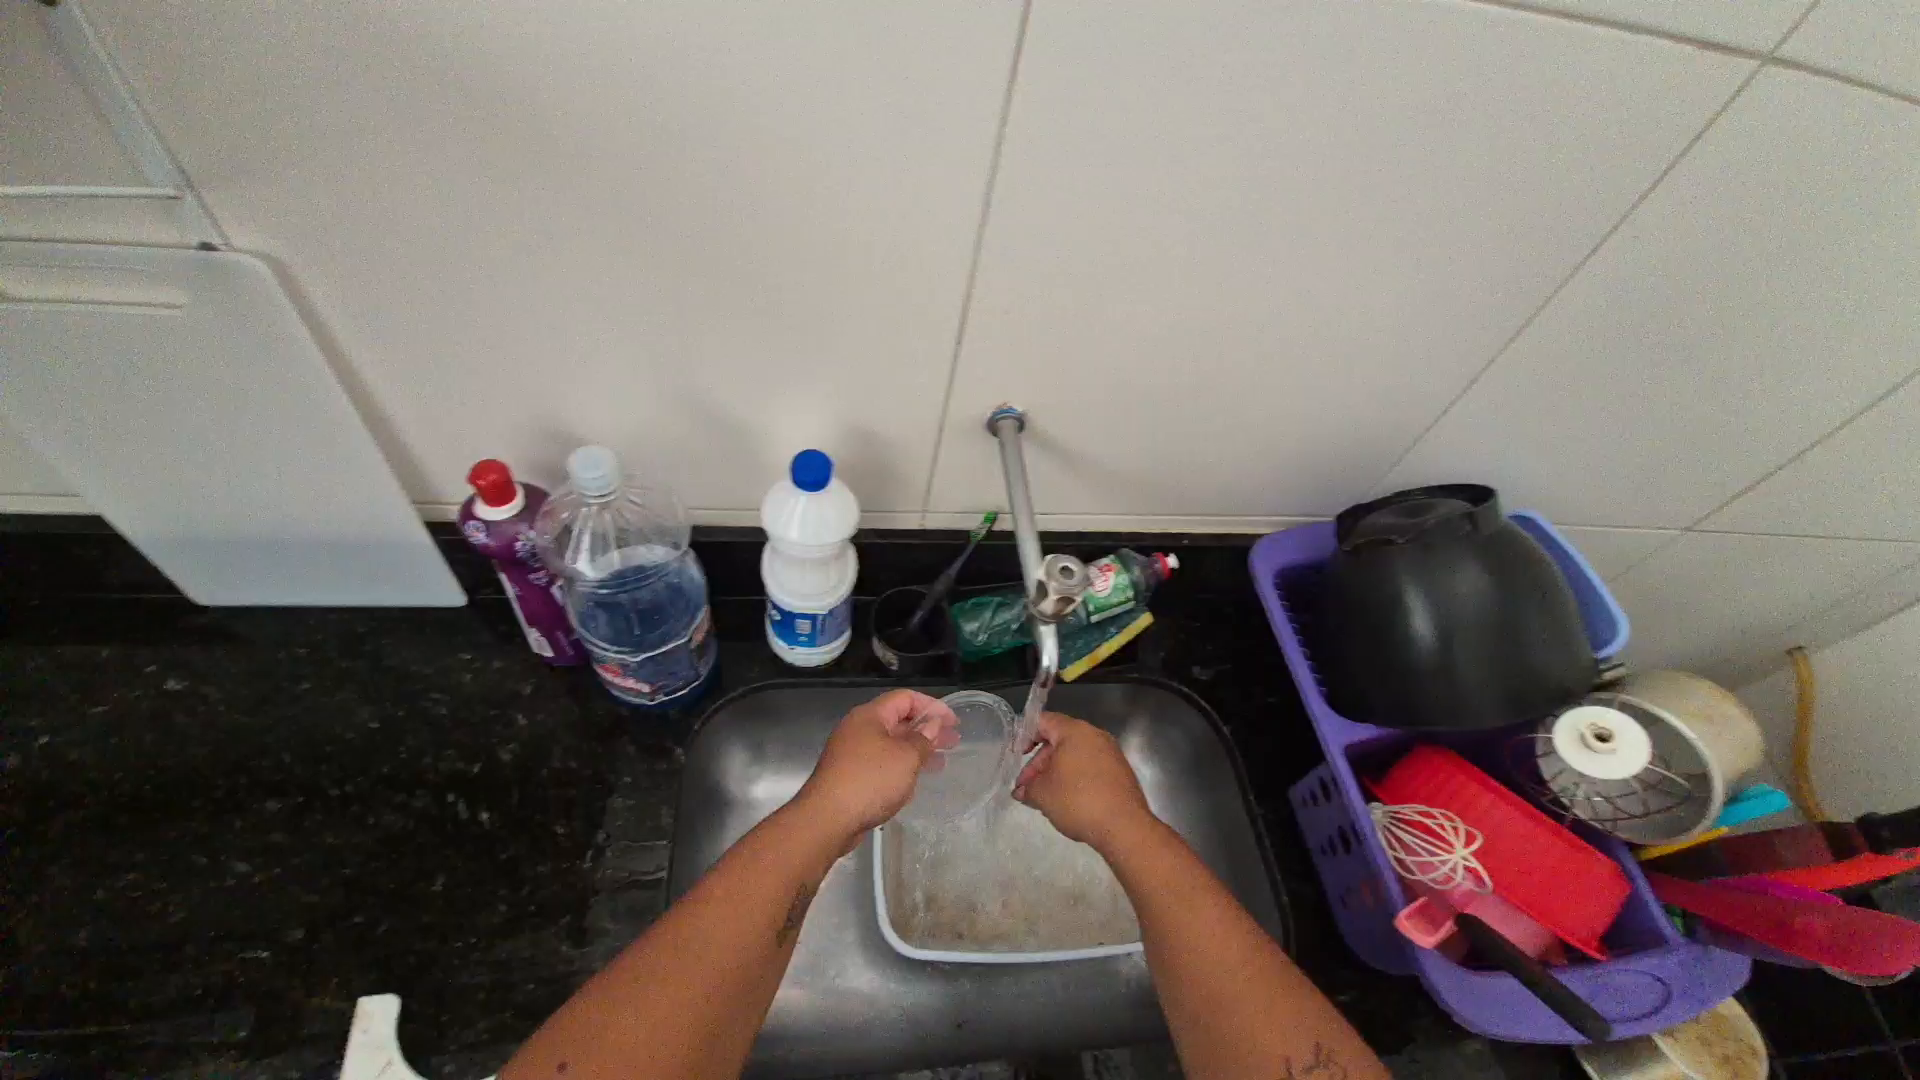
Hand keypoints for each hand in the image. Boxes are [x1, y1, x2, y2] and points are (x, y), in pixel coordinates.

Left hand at [794, 689, 957, 849]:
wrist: (827, 819)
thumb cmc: (870, 780)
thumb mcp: (905, 757)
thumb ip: (923, 739)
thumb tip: (933, 724)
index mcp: (870, 715)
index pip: (906, 698)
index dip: (932, 706)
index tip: (953, 722)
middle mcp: (858, 728)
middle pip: (898, 720)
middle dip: (927, 729)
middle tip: (953, 742)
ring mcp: (852, 753)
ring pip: (891, 744)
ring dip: (916, 750)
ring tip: (940, 762)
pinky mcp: (850, 776)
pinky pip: (881, 763)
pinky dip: (901, 767)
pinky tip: (914, 780)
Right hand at [1013, 711, 1155, 852]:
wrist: (1124, 827)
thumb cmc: (1078, 800)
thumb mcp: (1043, 794)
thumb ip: (1028, 788)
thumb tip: (1022, 791)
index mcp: (1075, 731)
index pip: (1044, 721)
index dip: (1026, 735)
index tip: (1018, 756)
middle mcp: (1095, 736)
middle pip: (1059, 741)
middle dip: (1040, 764)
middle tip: (1028, 788)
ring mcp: (1111, 754)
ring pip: (1075, 757)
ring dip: (1057, 774)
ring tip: (1045, 799)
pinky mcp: (1120, 773)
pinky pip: (1091, 768)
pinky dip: (1076, 780)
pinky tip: (1069, 803)